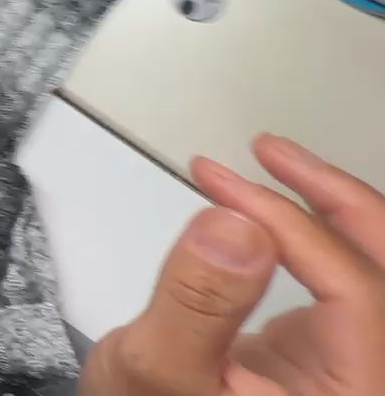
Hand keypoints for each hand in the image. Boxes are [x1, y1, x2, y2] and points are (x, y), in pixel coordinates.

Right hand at [82, 135, 384, 395]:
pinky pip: (353, 285)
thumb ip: (198, 299)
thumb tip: (236, 224)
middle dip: (343, 205)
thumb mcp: (161, 362)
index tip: (212, 177)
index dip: (290, 223)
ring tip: (275, 160)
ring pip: (382, 277)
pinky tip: (279, 207)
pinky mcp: (337, 352)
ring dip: (340, 211)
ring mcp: (362, 368)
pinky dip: (322, 233)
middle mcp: (377, 383)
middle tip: (270, 150)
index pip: (360, 293)